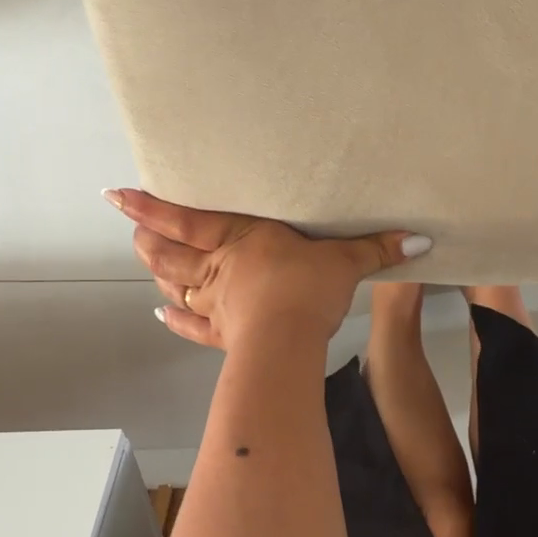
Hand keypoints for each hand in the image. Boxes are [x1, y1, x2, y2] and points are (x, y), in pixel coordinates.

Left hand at [105, 188, 430, 350]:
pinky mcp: (222, 335)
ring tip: (142, 258)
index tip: (116, 195)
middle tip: (130, 225)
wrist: (288, 342)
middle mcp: (218, 268)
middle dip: (147, 237)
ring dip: (156, 272)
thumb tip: (421, 240)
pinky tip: (161, 313)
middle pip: (170, 251)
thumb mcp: (345, 262)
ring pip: (175, 284)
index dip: (150, 206)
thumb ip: (378, 249)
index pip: (185, 217)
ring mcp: (216, 304)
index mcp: (240, 239)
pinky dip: (175, 319)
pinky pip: (193, 325)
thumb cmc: (306, 289)